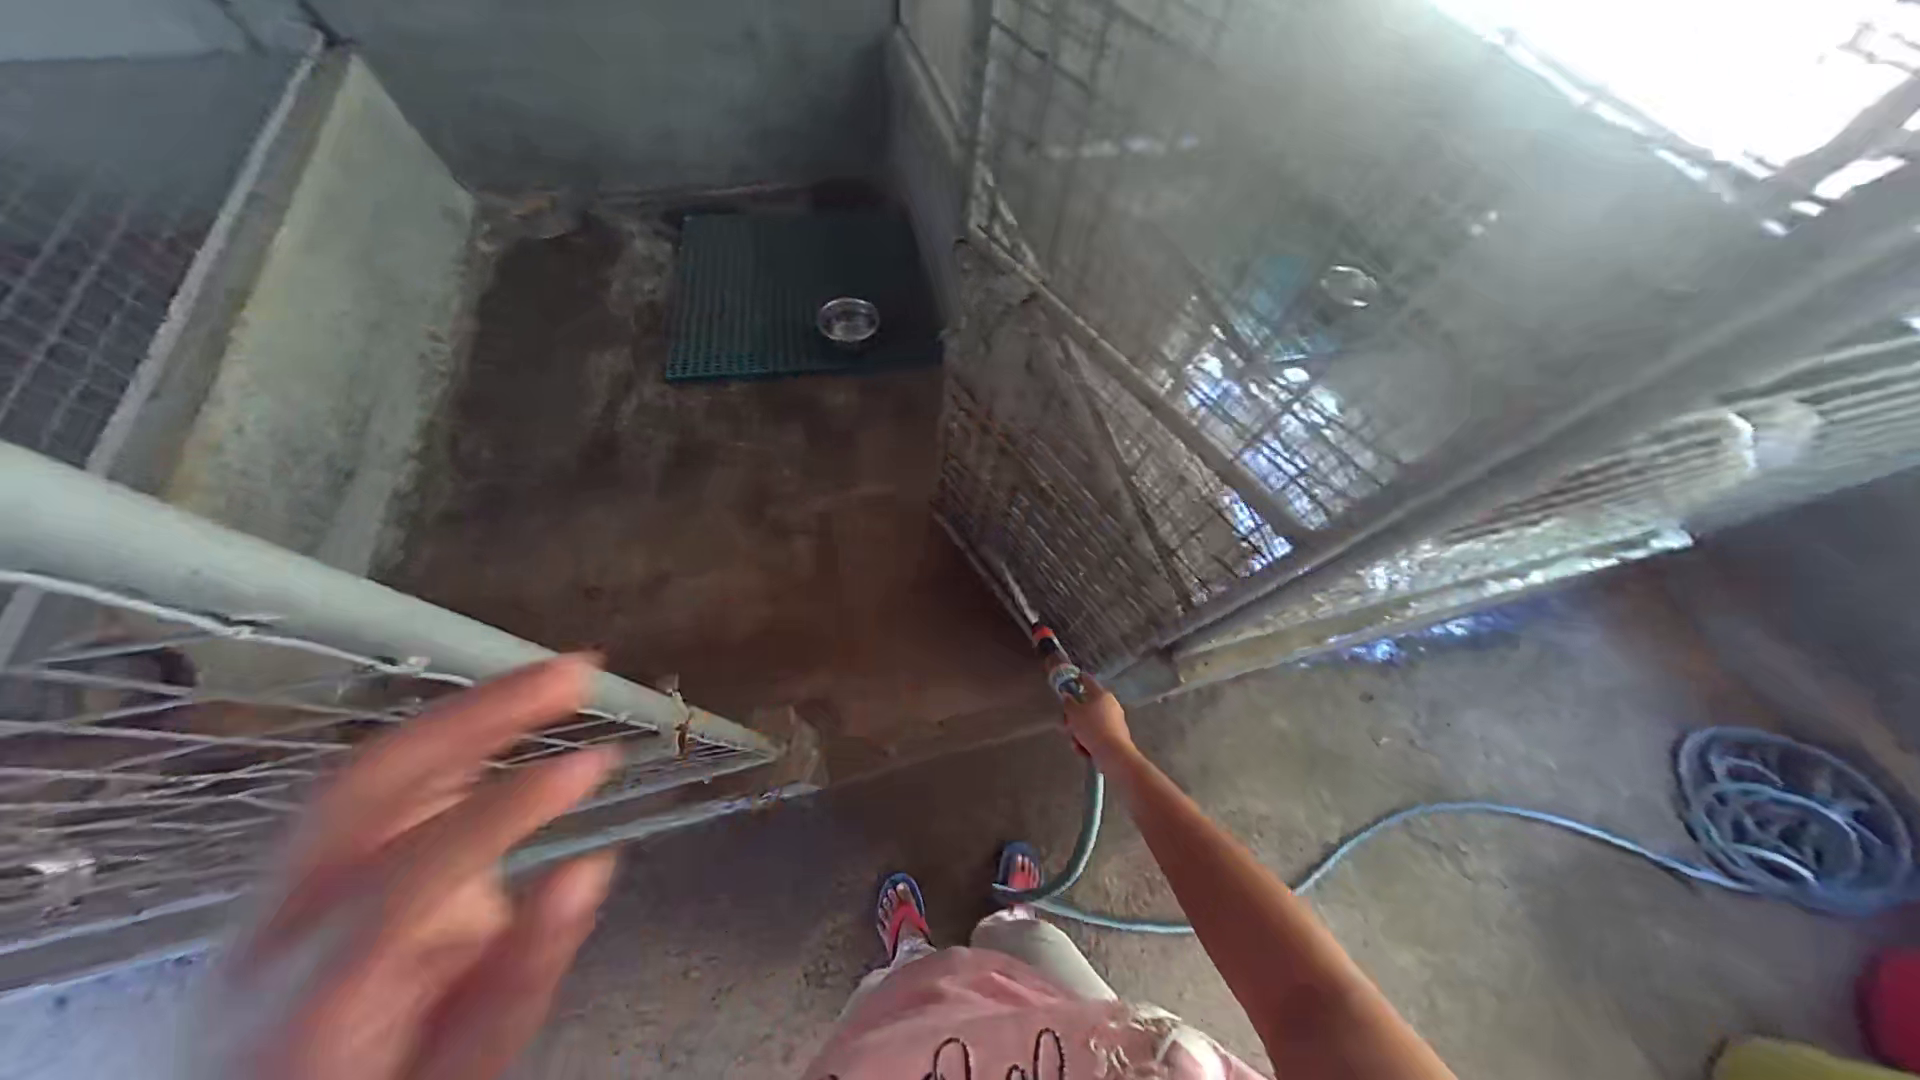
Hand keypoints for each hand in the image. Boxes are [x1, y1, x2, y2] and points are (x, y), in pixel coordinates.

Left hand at [196, 656, 617, 1079]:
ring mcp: (289, 878)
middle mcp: (278, 918)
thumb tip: (592, 867)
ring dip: (477, 704)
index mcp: (305, 990)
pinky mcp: (321, 855)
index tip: (594, 763)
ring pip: (375, 762)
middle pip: (368, 783)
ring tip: (566, 673)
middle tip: (578, 671)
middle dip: (483, 710)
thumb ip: (521, 975)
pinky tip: (518, 706)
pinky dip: (460, 728)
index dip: (509, 808)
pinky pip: (389, 773)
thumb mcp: (460, 1067)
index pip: (410, 875)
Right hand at [1062, 674, 1134, 765]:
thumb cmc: (1092, 728)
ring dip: (1080, 732)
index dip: (1078, 679)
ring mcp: (1115, 721)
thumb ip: (1068, 702)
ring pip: (1091, 722)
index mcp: (1102, 695)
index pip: (1088, 680)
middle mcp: (1111, 705)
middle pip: (1088, 706)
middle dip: (1075, 717)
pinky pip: (1098, 734)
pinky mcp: (1117, 736)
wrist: (1114, 754)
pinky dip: (1089, 741)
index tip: (1070, 681)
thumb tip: (1067, 695)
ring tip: (1075, 743)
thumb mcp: (1074, 714)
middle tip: (1066, 725)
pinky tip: (1083, 750)